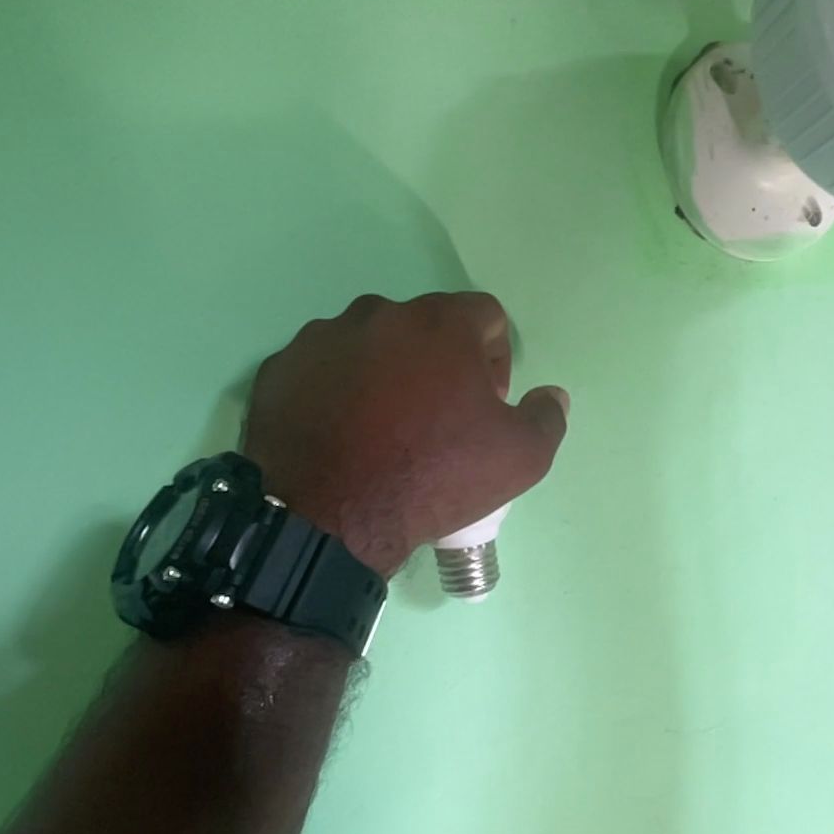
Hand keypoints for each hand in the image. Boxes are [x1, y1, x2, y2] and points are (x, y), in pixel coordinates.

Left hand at [240, 292, 569, 576]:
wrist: (330, 518)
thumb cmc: (434, 479)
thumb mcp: (519, 460)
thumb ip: (546, 418)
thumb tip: (553, 396)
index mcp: (441, 324)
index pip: (485, 315)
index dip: (495, 358)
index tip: (486, 403)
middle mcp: (378, 314)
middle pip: (424, 328)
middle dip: (439, 365)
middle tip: (437, 422)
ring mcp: (321, 338)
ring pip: (369, 346)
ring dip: (386, 376)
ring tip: (382, 433)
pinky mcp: (280, 370)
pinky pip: (322, 371)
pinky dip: (337, 394)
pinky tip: (341, 438)